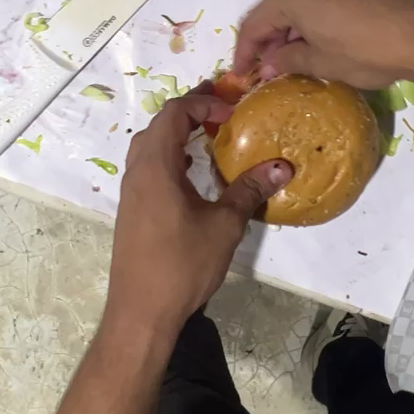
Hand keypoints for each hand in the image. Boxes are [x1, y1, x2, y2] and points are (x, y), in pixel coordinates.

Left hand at [104, 93, 291, 341]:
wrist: (141, 312)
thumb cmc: (182, 265)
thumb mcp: (224, 226)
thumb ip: (250, 191)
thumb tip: (282, 167)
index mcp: (155, 166)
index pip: (174, 113)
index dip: (203, 102)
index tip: (233, 110)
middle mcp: (137, 171)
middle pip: (159, 123)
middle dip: (191, 110)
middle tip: (222, 107)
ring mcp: (130, 190)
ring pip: (150, 144)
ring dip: (178, 132)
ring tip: (209, 131)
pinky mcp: (132, 208)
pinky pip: (148, 164)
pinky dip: (170, 153)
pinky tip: (192, 169)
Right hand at [231, 0, 413, 90]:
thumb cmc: (368, 50)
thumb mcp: (323, 62)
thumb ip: (289, 59)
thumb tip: (270, 63)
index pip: (254, 24)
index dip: (245, 52)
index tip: (241, 75)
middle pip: (276, 6)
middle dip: (270, 37)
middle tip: (270, 67)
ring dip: (294, 26)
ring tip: (298, 55)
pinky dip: (316, 15)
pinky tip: (326, 38)